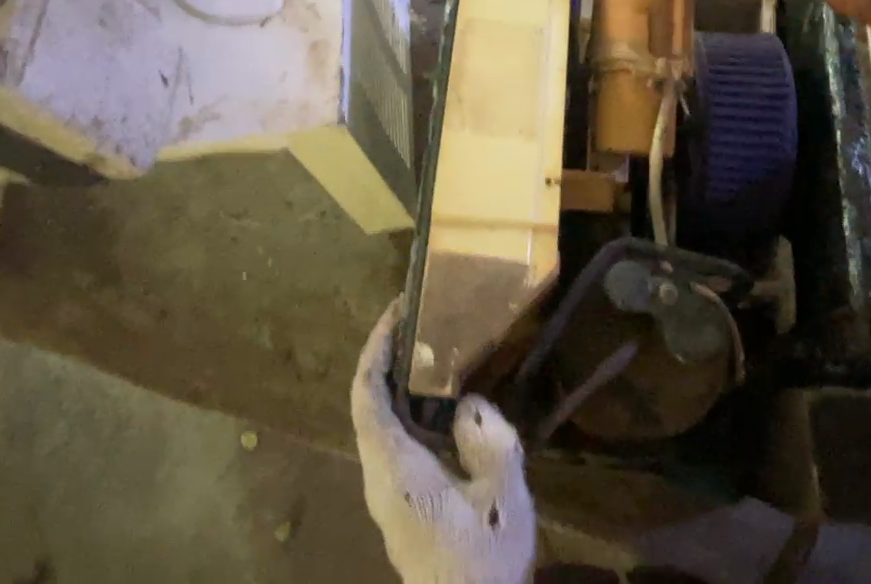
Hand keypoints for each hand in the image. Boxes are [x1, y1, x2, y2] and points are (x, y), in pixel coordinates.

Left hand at [351, 302, 536, 583]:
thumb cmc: (482, 558)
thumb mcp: (503, 497)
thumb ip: (490, 440)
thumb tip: (468, 405)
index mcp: (395, 467)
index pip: (367, 395)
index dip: (376, 348)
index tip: (396, 310)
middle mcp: (378, 473)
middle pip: (367, 401)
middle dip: (386, 354)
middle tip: (418, 318)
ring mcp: (385, 487)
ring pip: (378, 418)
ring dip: (395, 378)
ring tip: (430, 345)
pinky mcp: (398, 497)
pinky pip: (392, 435)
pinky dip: (407, 404)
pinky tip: (441, 397)